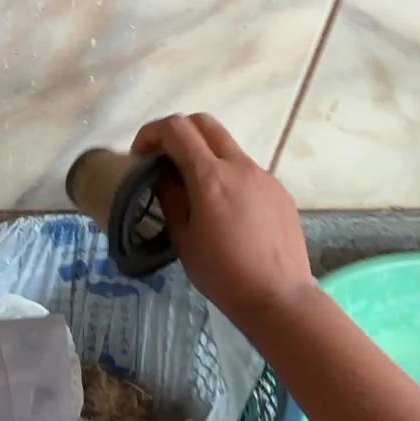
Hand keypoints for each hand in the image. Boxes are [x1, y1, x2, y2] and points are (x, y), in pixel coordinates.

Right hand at [131, 113, 316, 328]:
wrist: (278, 297)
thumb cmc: (221, 273)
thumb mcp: (182, 237)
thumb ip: (171, 197)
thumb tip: (163, 175)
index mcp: (211, 177)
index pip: (176, 129)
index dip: (151, 133)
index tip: (140, 156)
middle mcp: (240, 166)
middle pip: (205, 123)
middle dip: (178, 132)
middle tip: (163, 160)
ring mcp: (264, 176)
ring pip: (227, 147)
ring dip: (204, 155)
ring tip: (194, 191)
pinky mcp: (279, 191)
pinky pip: (246, 171)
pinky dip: (226, 176)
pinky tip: (225, 212)